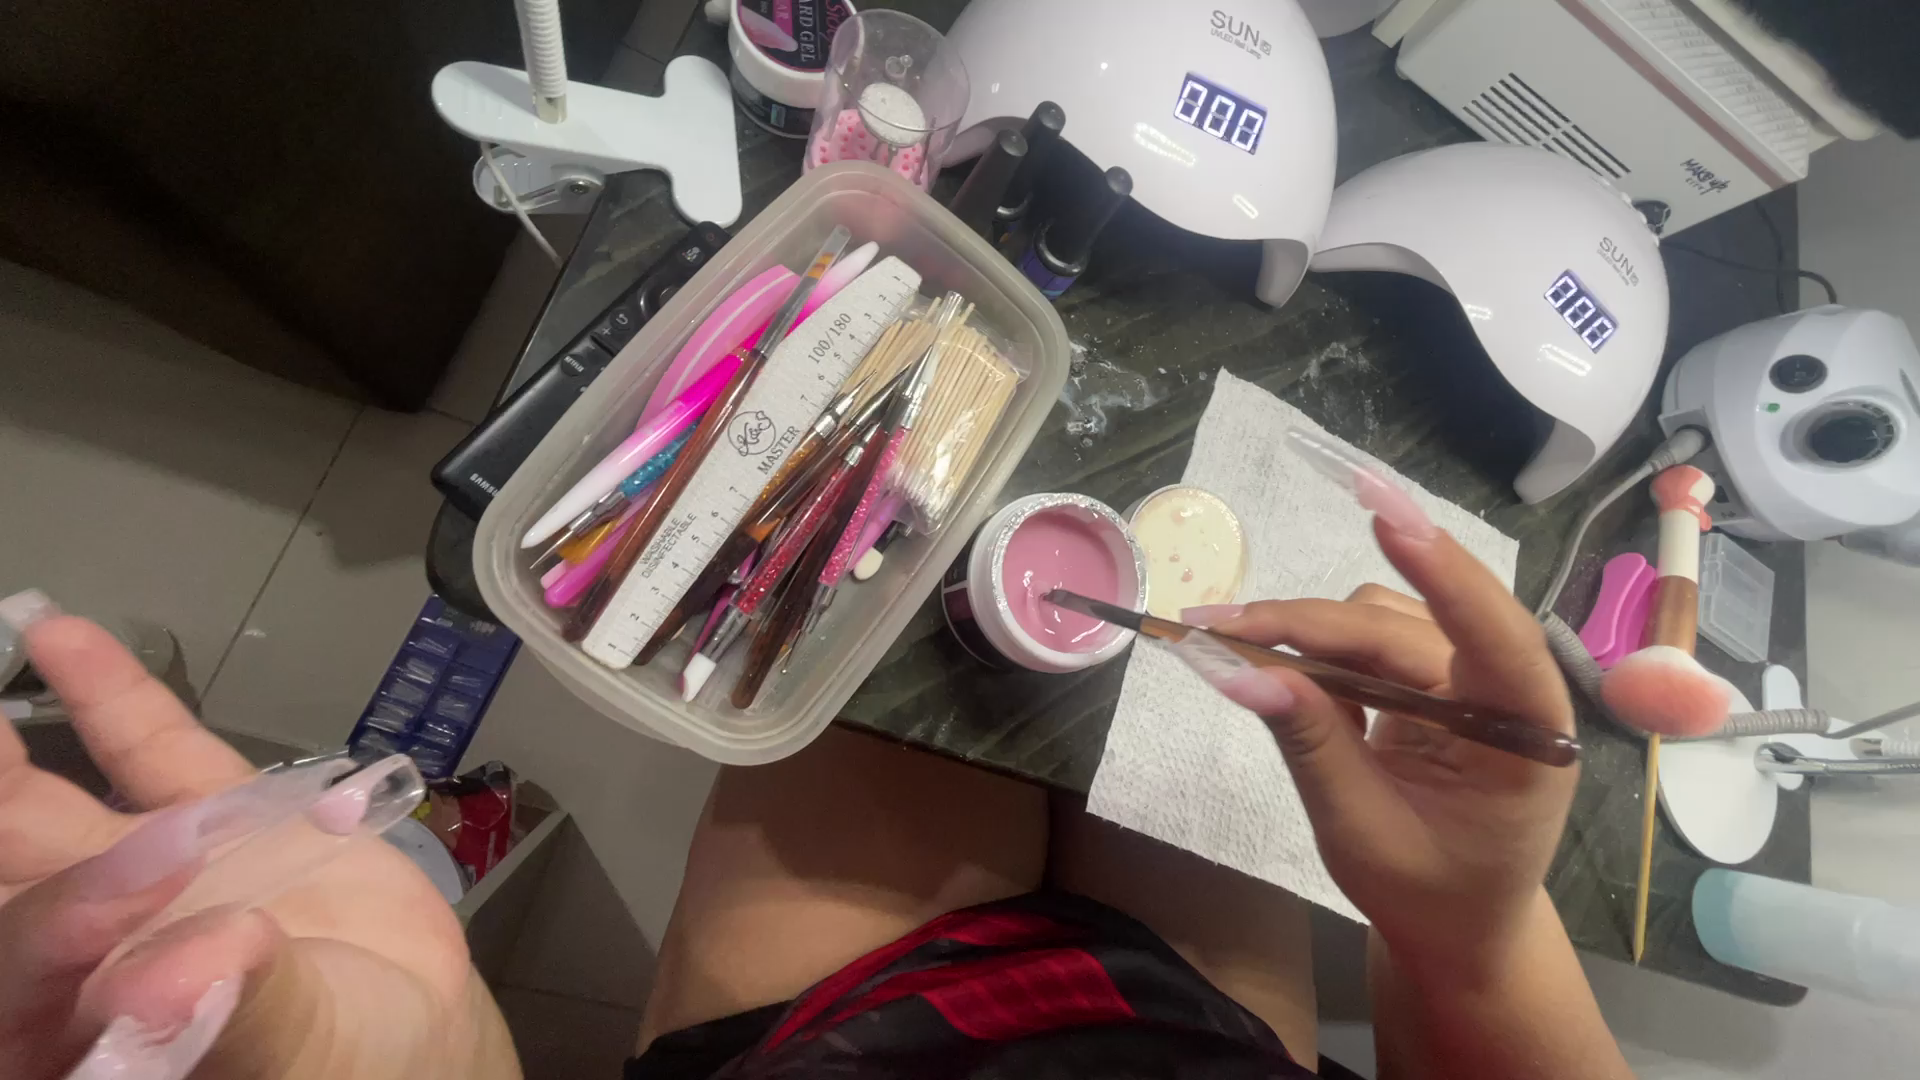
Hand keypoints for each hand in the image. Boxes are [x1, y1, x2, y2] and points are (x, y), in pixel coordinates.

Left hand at [0, 597, 512, 1079]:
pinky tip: (66, 644)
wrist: (406, 1018)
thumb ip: (236, 1017)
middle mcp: (75, 949)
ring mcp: (149, 872)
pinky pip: (158, 754)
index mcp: (53, 1033)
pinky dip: (114, 700)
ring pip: (44, 807)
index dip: (65, 915)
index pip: (17, 964)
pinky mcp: (224, 817)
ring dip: (1, 754)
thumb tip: (173, 968)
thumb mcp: (296, 1055)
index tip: (163, 866)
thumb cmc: (342, 1062)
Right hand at [1192, 514, 1577, 981]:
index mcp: (1521, 738)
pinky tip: (1271, 655)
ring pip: (1376, 617)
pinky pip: (1365, 634)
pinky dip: (1313, 641)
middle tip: (1214, 626)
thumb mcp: (1360, 829)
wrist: (1454, 921)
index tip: (1386, 519)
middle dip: (1303, 623)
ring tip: (1234, 640)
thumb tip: (1240, 674)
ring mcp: (1459, 680)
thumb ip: (1310, 745)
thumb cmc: (1426, 891)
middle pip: (1395, 626)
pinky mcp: (1423, 678)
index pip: (1497, 640)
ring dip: (1305, 626)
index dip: (1444, 575)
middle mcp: (1499, 692)